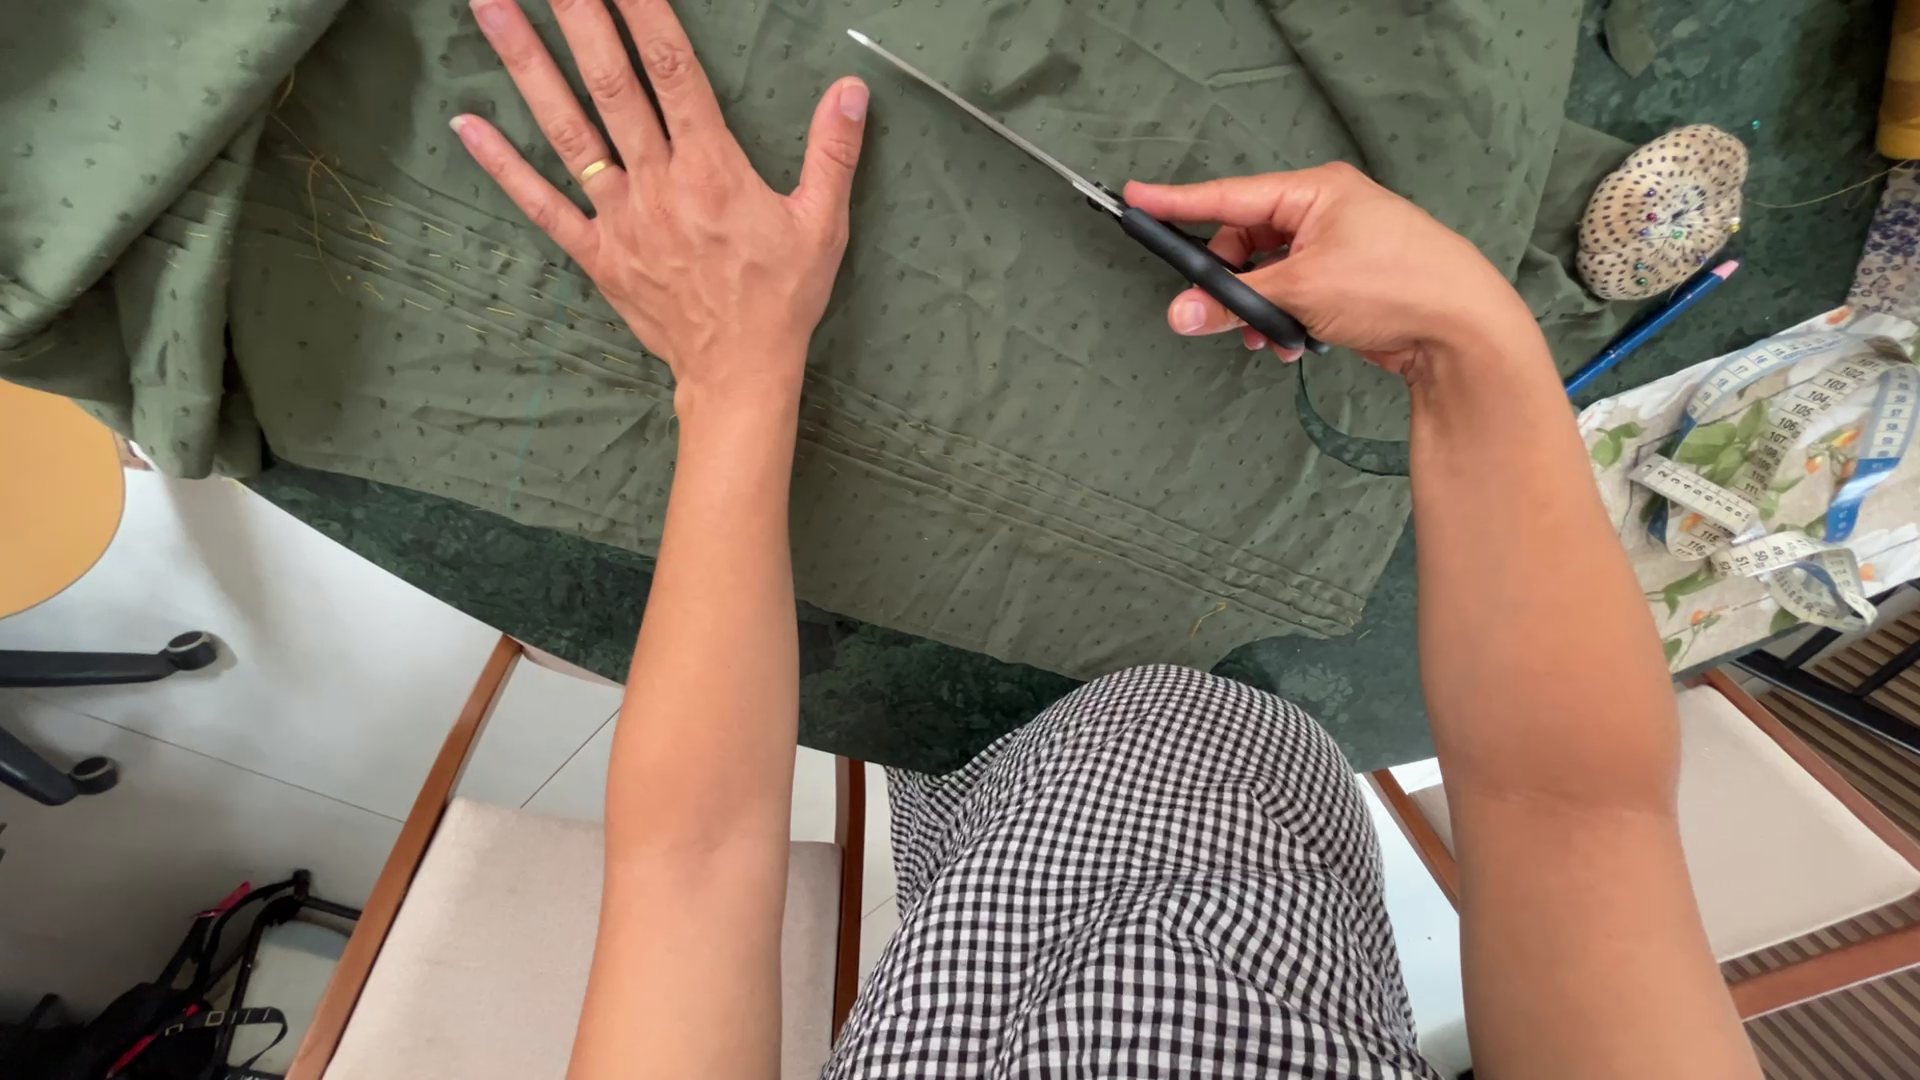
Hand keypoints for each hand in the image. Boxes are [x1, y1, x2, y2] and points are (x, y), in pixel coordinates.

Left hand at [452, 0, 868, 411]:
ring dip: (525, 66)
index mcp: (713, 171)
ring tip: (487, 6)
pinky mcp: (600, 256)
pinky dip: (505, 168)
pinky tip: (467, 125)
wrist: (741, 371)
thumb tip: (852, 92)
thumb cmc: (784, 300)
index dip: (643, 9)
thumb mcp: (823, 228)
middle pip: (611, 85)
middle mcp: (659, 184)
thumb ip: (833, 156)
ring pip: (569, 133)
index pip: (673, 71)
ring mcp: (622, 220)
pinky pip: (546, 207)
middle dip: (576, 14)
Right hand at [1124, 163, 1538, 380]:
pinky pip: (1286, 296)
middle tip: (1209, 310)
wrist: (1458, 328)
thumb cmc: (1390, 284)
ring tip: (1260, 336)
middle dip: (1226, 281)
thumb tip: (1179, 314)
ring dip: (1253, 310)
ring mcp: (1331, 248)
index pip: (1228, 195)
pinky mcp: (1338, 283)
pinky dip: (1278, 321)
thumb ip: (1233, 301)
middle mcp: (1320, 213)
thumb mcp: (1300, 289)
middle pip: (1243, 242)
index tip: (1136, 197)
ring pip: (1263, 275)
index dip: (1179, 201)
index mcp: (1313, 192)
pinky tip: (1287, 344)